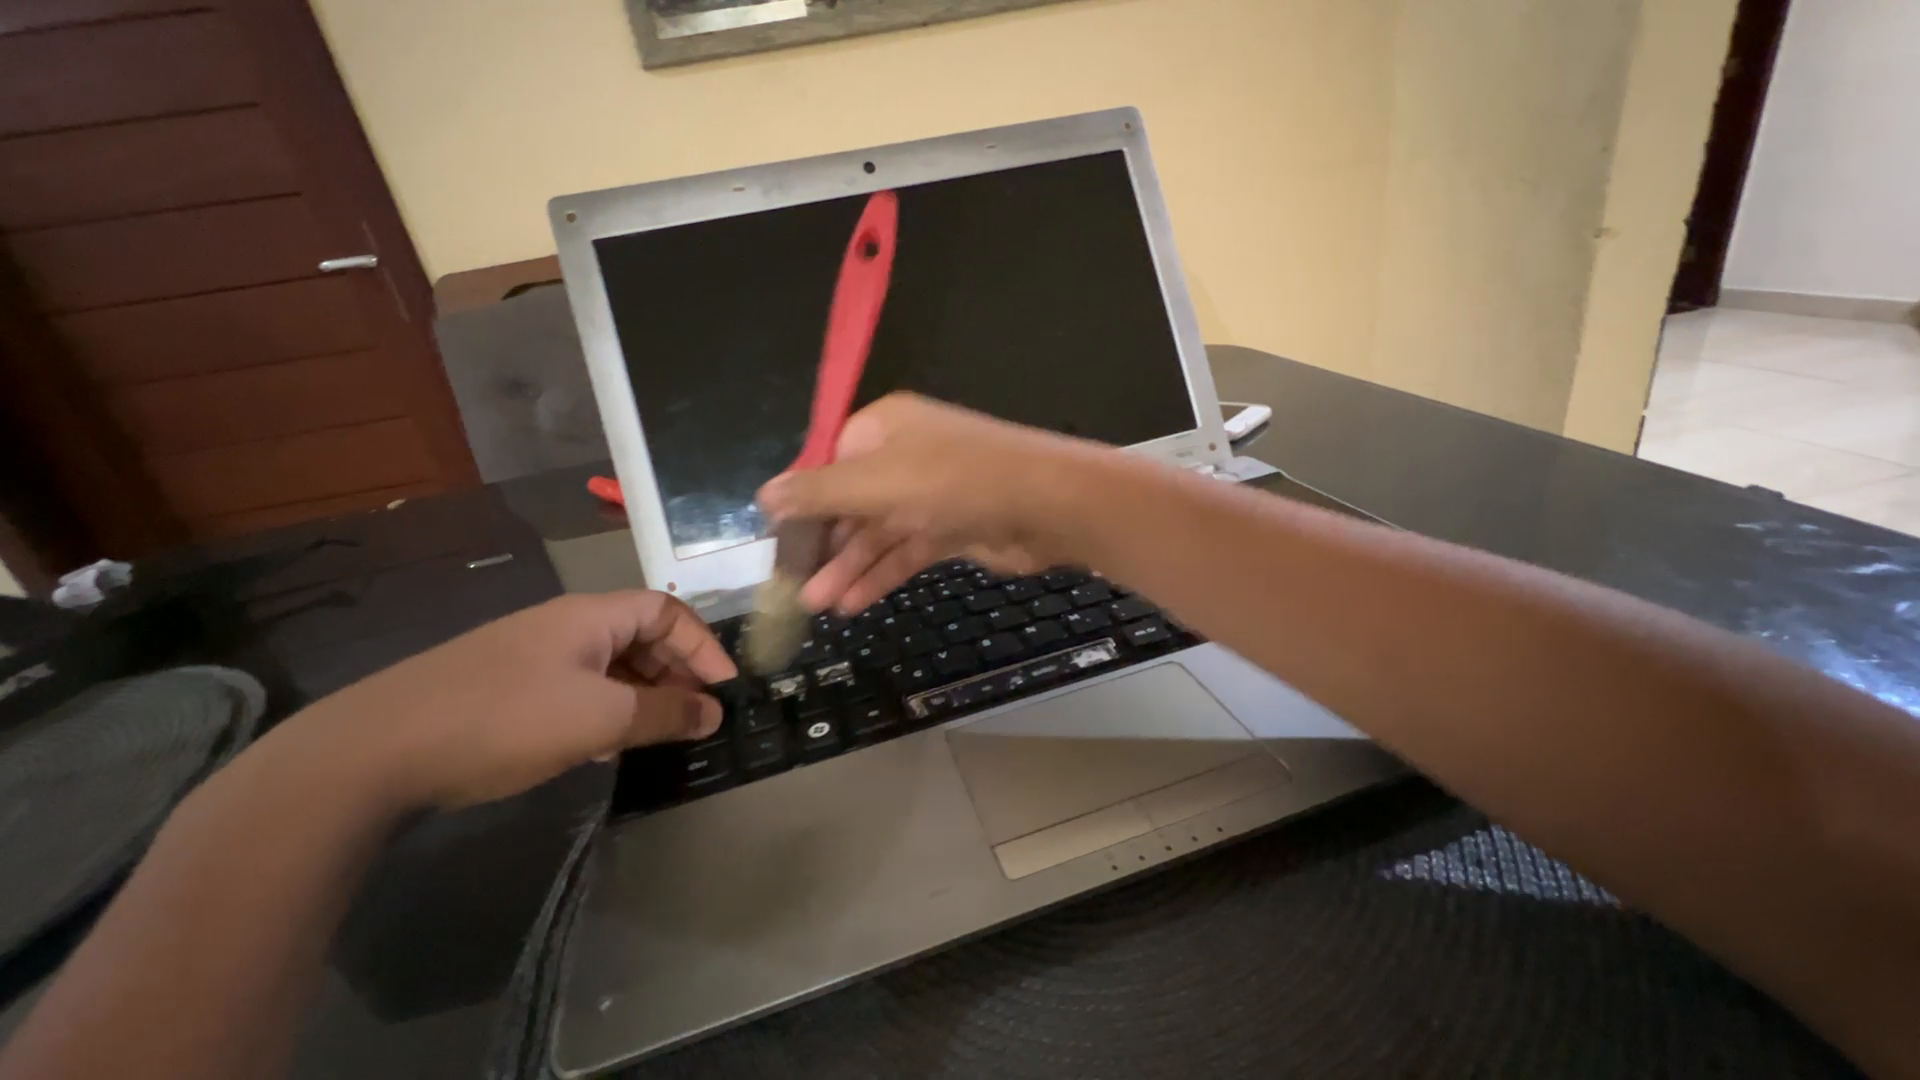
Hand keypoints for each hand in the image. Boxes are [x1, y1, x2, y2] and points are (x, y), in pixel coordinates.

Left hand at [262, 591, 736, 811]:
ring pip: (607, 666)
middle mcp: (562, 626)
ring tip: (658, 736)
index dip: (703, 645)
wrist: (374, 750)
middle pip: (638, 635)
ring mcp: (528, 657)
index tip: (726, 690)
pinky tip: (600, 748)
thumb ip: (663, 714)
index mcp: (589, 616)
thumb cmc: (504, 720)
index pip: (667, 610)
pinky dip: (603, 711)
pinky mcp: (502, 689)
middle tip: (697, 718)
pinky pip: (575, 690)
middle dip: (676, 673)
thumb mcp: (599, 719)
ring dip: (641, 695)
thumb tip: (713, 713)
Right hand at [757, 393, 1106, 614]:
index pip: (825, 463)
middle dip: (822, 545)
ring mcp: (928, 493)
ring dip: (847, 567)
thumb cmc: (953, 481)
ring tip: (817, 606)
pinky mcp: (949, 527)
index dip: (799, 503)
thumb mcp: (875, 483)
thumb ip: (817, 493)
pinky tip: (853, 604)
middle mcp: (902, 456)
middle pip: (848, 502)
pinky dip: (880, 575)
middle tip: (792, 586)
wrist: (1046, 505)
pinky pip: (903, 550)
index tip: (775, 542)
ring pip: (875, 532)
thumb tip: (763, 496)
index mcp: (881, 428)